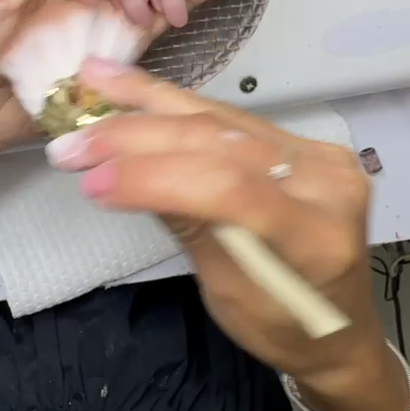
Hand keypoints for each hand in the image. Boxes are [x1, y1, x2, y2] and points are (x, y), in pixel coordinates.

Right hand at [43, 61, 394, 410]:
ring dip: (148, 102)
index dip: (154, 179)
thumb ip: (189, 226)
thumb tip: (121, 174)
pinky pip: (230, 117)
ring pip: (220, 119)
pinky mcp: (302, 142)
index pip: (228, 190)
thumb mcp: (227, 292)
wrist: (338, 328)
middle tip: (70, 145)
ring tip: (91, 82)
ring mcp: (318, 155)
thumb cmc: (281, 327)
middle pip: (221, 144)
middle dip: (137, 139)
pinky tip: (132, 86)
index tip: (89, 183)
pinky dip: (174, 104)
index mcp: (315, 238)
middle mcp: (326, 182)